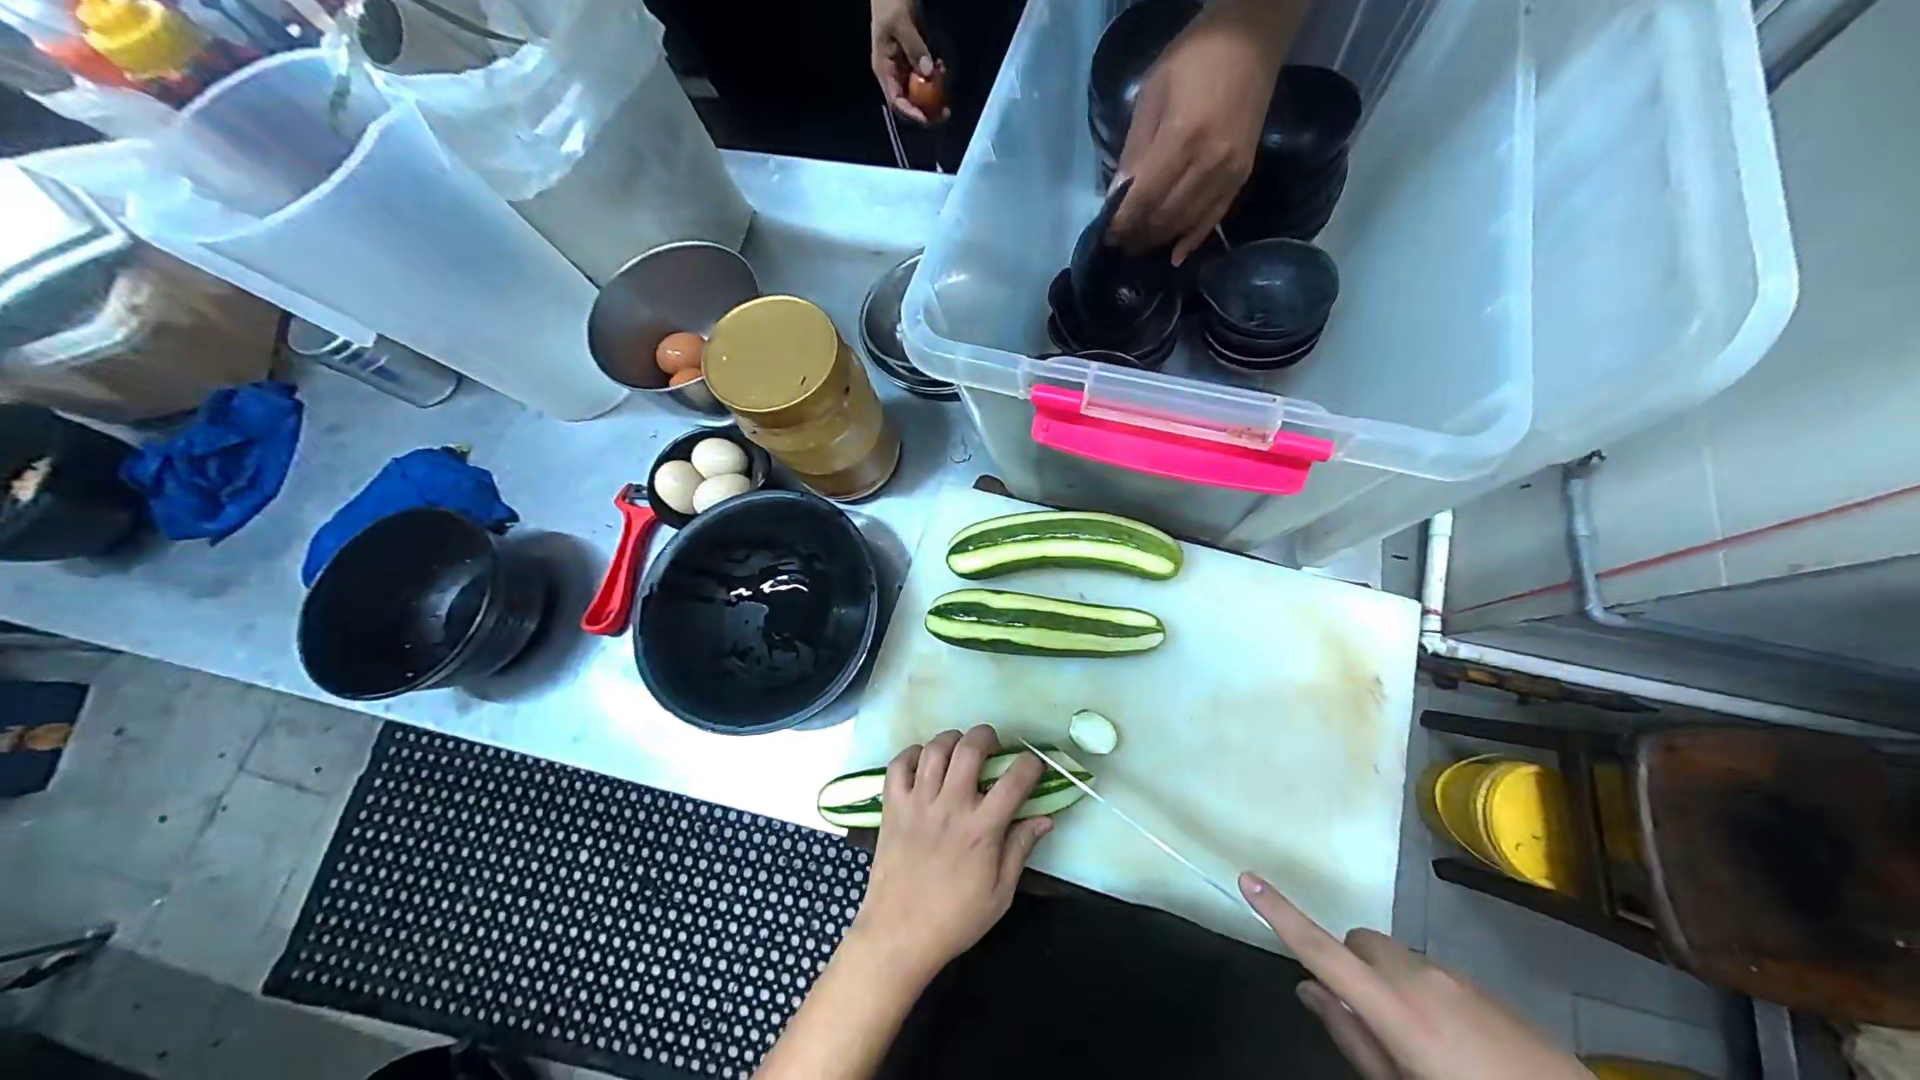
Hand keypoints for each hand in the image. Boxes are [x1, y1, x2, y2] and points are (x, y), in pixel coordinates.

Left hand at [850, 726, 1051, 982]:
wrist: (899, 935)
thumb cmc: (955, 918)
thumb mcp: (1000, 893)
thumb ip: (1021, 848)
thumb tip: (1045, 818)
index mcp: (982, 828)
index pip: (1014, 780)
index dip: (1030, 764)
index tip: (1034, 765)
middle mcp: (950, 806)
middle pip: (970, 748)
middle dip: (987, 736)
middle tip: (993, 745)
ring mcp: (917, 803)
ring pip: (935, 749)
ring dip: (952, 740)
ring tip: (960, 750)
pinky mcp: (891, 806)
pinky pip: (898, 764)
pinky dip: (912, 754)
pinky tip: (923, 762)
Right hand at [870, 0, 947, 124]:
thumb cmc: (889, 2)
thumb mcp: (900, 23)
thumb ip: (914, 47)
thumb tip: (927, 72)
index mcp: (884, 69)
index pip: (896, 101)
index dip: (911, 112)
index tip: (927, 117)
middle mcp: (894, 73)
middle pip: (909, 102)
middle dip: (927, 109)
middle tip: (945, 112)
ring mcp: (904, 67)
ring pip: (920, 92)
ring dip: (934, 93)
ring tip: (944, 79)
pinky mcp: (914, 59)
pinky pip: (926, 77)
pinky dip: (936, 77)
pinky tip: (942, 67)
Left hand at [1110, 0, 1295, 262]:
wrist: (1252, 40)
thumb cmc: (1193, 59)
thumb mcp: (1151, 97)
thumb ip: (1134, 151)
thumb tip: (1116, 198)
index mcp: (1182, 138)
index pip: (1143, 198)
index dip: (1122, 222)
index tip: (1106, 235)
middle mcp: (1209, 162)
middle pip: (1164, 215)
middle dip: (1137, 235)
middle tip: (1118, 244)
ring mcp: (1230, 172)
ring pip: (1186, 222)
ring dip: (1159, 239)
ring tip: (1137, 246)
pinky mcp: (1242, 176)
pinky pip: (1214, 218)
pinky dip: (1192, 240)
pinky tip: (1174, 257)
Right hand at [1240, 873, 1595, 1079]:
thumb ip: (1351, 1038)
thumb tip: (1309, 988)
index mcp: (1393, 1008)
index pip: (1321, 950)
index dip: (1280, 914)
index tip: (1248, 880)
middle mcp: (1420, 977)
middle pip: (1359, 942)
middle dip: (1348, 964)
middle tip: (1362, 1015)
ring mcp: (1457, 978)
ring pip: (1396, 957)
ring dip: (1386, 980)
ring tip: (1416, 1040)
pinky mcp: (1486, 988)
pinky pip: (1432, 972)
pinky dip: (1420, 990)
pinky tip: (1452, 1043)